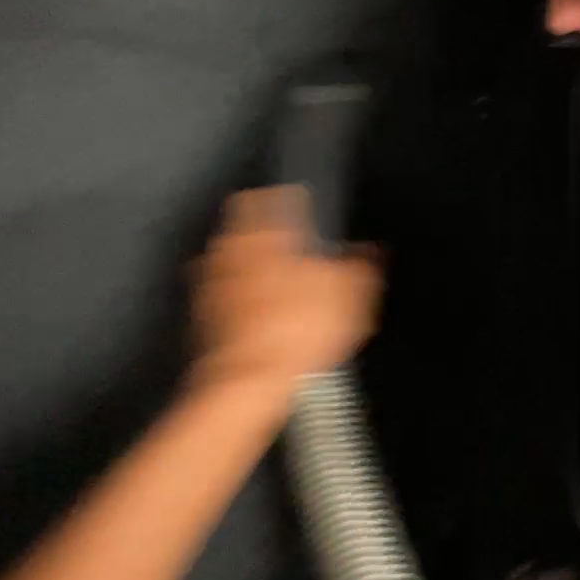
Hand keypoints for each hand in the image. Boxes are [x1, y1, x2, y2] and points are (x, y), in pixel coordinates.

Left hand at [190, 186, 380, 391]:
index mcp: (267, 237)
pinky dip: (242, 296)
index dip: (283, 195)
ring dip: (249, 262)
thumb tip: (374, 251)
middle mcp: (234, 255)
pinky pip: (225, 294)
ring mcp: (214, 287)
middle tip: (282, 233)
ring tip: (273, 272)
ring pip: (230, 260)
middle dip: (262, 229)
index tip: (294, 196)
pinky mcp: (206, 320)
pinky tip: (263, 311)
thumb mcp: (352, 293)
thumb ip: (363, 264)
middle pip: (241, 227)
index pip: (265, 197)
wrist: (250, 385)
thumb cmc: (295, 333)